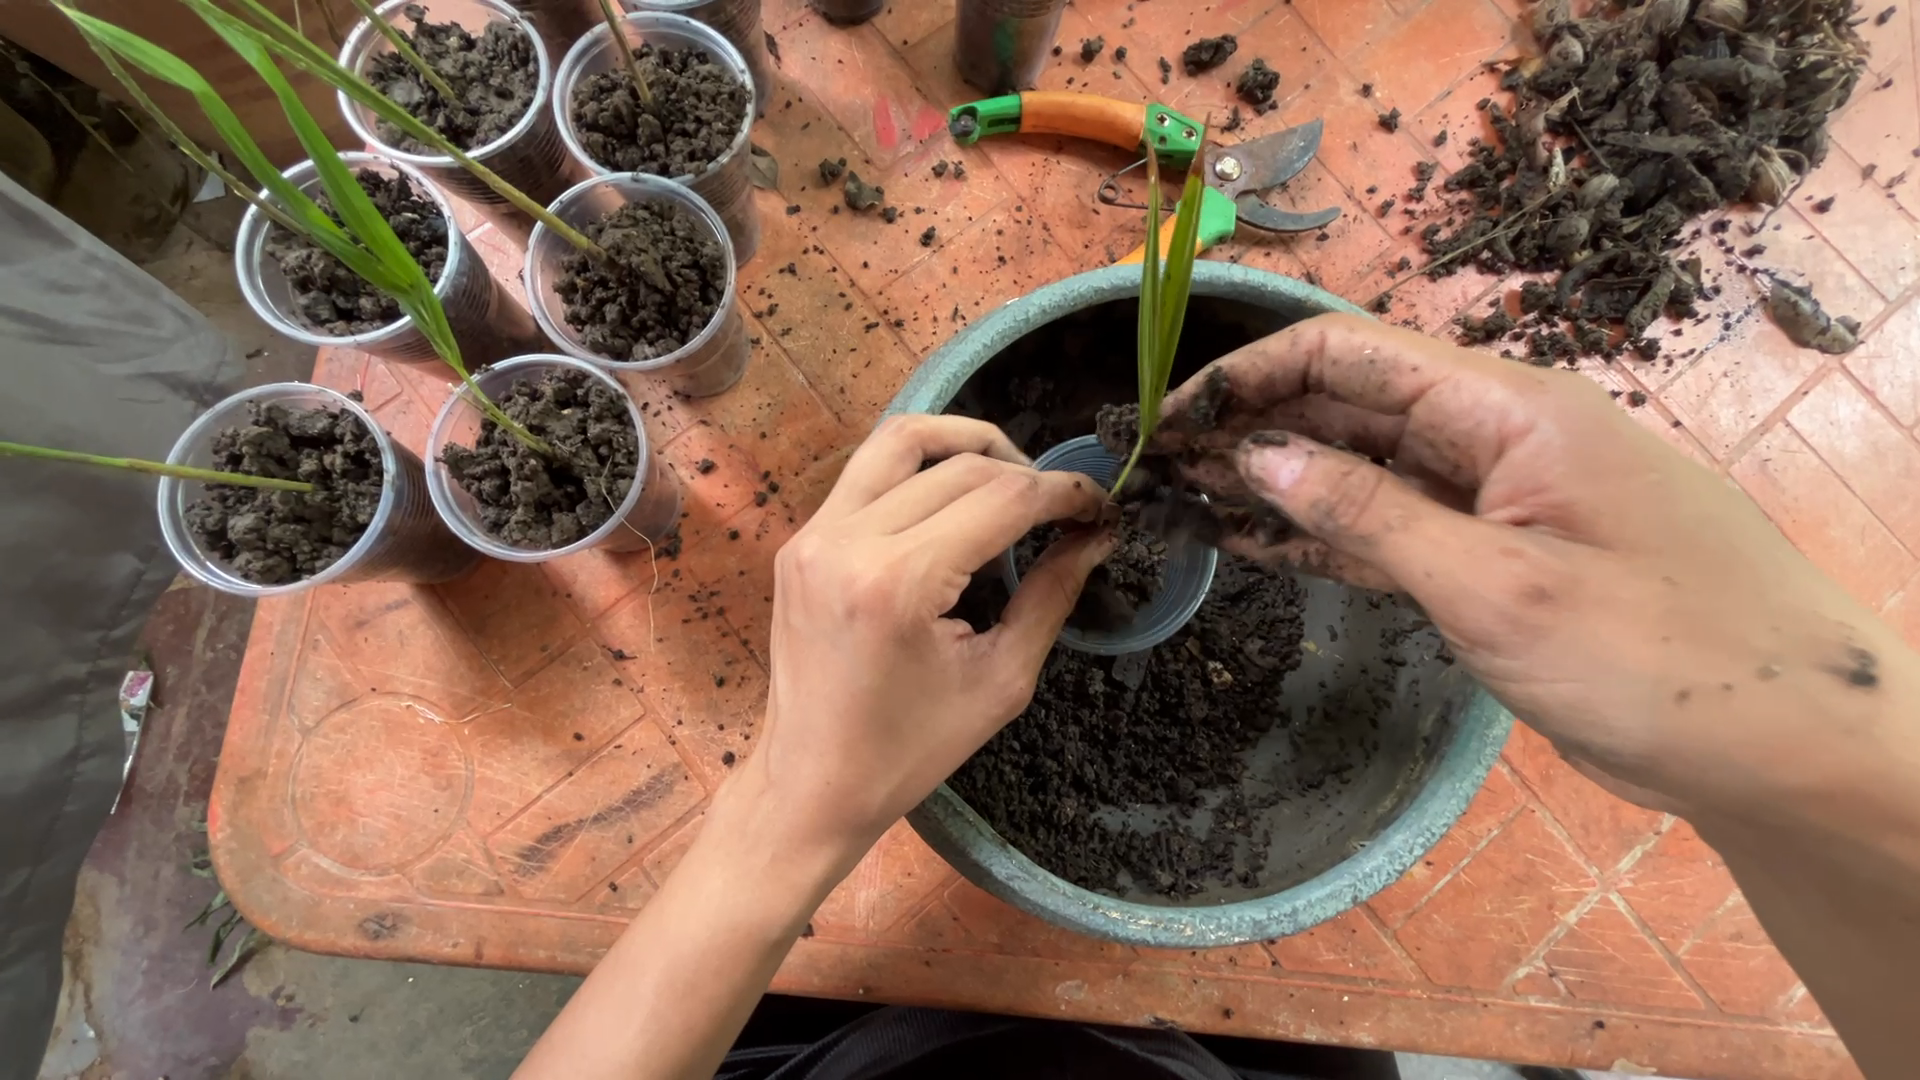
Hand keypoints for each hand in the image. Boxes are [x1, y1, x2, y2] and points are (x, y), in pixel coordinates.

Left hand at [742, 415, 1111, 862]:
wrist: (810, 785)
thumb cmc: (909, 751)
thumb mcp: (1000, 681)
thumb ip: (1051, 595)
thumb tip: (1095, 536)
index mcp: (898, 583)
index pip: (1002, 498)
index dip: (1064, 493)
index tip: (1101, 506)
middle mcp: (848, 540)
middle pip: (959, 464)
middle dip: (1027, 472)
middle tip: (1063, 508)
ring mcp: (814, 534)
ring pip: (901, 440)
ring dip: (967, 443)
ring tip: (1011, 476)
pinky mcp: (798, 540)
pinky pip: (867, 472)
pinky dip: (920, 468)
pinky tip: (953, 500)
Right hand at [1156, 313, 1917, 826]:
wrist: (1790, 755)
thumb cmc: (1663, 657)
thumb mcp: (1495, 583)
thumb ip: (1366, 512)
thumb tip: (1257, 457)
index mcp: (1505, 409)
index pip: (1348, 356)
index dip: (1251, 374)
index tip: (1175, 414)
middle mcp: (1484, 437)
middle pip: (1340, 409)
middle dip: (1246, 426)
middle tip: (1158, 461)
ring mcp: (1476, 499)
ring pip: (1348, 470)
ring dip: (1268, 480)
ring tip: (1182, 493)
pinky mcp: (1471, 555)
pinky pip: (1372, 529)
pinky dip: (1310, 534)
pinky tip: (1244, 540)